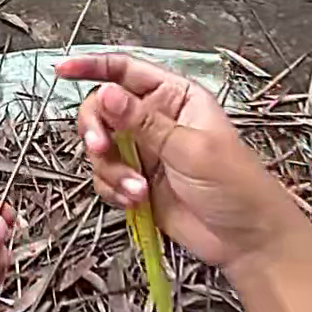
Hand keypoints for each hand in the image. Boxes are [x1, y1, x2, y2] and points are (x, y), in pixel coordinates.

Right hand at [57, 54, 311, 272]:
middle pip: (102, 109)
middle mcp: (153, 118)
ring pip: (99, 147)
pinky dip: (114, 189)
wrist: (248, 243)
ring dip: (111, 170)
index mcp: (174, 97)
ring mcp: (142, 150)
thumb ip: (142, 122)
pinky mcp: (133, 179)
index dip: (92, 67)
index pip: (125, 70)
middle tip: (100, 148)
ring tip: (137, 190)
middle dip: (96, 130)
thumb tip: (105, 92)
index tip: (62, 71)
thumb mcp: (189, 149)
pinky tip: (136, 201)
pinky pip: (104, 176)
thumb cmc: (237, 187)